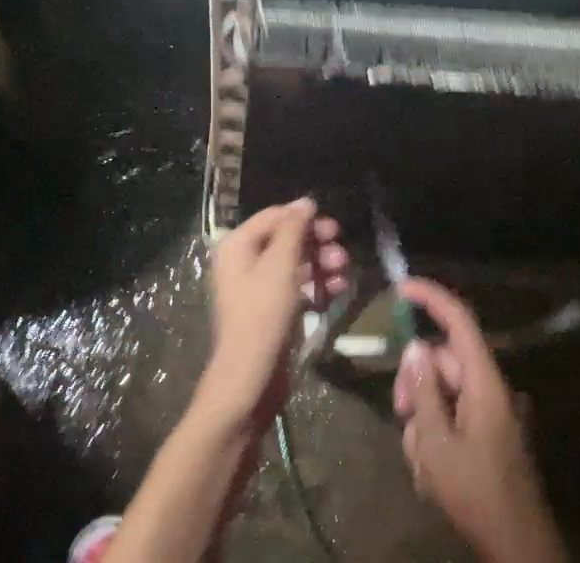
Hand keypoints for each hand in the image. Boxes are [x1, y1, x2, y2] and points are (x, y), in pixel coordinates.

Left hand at [195, 199, 349, 428]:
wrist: (251, 377)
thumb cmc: (263, 315)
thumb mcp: (280, 266)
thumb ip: (293, 230)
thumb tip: (305, 202)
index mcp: (237, 246)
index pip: (273, 217)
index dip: (303, 218)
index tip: (334, 227)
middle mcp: (243, 262)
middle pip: (285, 241)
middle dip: (316, 245)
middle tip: (342, 253)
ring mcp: (256, 288)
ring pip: (294, 266)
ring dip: (320, 266)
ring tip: (343, 274)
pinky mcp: (270, 312)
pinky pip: (296, 290)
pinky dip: (315, 288)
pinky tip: (336, 294)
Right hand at [393, 278, 566, 562]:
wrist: (517, 546)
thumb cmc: (476, 491)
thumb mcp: (435, 442)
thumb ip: (422, 392)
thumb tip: (415, 348)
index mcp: (486, 385)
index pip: (460, 323)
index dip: (432, 298)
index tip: (401, 287)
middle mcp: (493, 392)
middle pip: (443, 363)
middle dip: (415, 383)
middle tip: (400, 415)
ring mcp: (494, 415)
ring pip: (444, 394)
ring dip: (423, 420)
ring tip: (421, 460)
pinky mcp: (492, 437)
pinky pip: (455, 418)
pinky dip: (437, 436)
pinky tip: (432, 471)